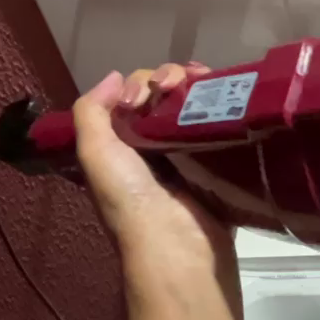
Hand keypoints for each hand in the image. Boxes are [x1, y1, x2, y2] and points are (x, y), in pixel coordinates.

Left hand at [72, 64, 235, 286]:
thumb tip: (114, 76)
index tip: (143, 96)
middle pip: (166, 92)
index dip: (139, 84)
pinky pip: (223, 116)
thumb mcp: (96, 156)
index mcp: (125, 142)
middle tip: (172, 88)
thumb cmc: (132, 199)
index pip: (134, 95)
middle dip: (168, 78)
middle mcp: (157, 142)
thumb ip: (90, 113)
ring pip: (195, 99)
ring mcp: (191, 147)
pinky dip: (225, 98)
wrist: (178, 243)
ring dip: (197, 82)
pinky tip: (228, 91)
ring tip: (203, 82)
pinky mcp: (220, 154)